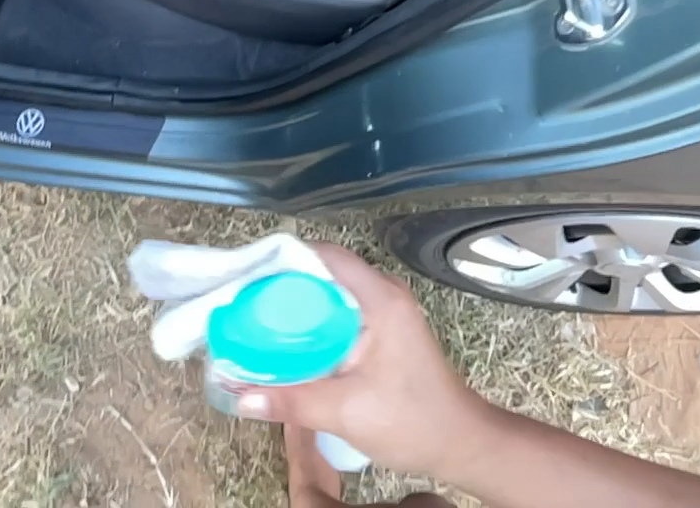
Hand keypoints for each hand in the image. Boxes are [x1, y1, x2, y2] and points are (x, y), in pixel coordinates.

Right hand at [235, 244, 495, 475]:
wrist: (460, 442)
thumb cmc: (412, 421)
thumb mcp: (346, 411)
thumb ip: (292, 400)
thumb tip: (239, 397)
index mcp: (380, 298)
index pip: (328, 256)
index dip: (287, 257)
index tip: (252, 272)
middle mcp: (385, 294)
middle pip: (327, 271)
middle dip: (286, 282)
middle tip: (247, 300)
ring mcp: (387, 310)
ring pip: (334, 292)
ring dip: (300, 303)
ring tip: (260, 318)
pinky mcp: (385, 330)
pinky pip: (342, 311)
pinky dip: (315, 320)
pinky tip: (291, 341)